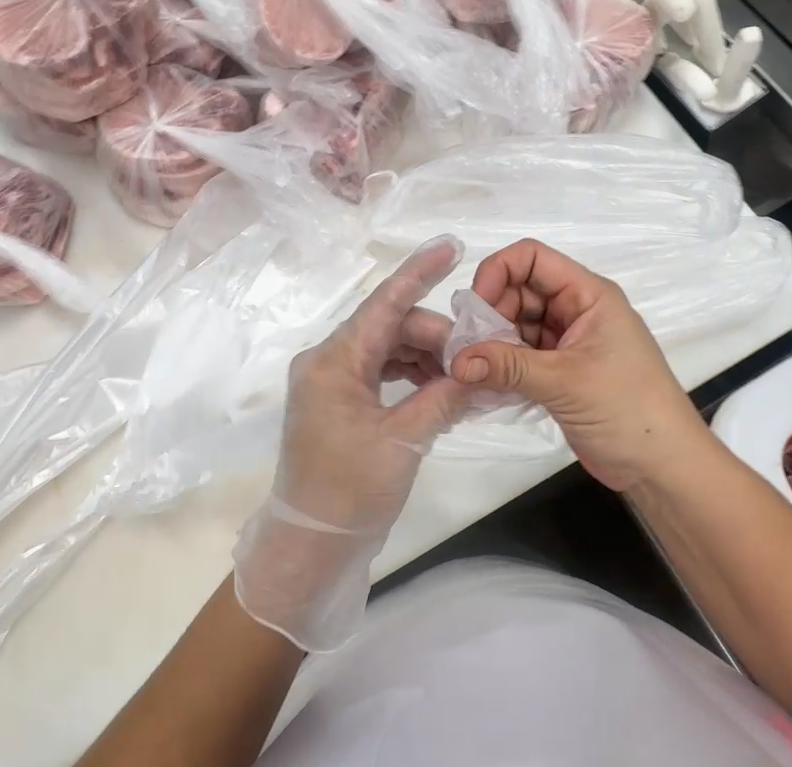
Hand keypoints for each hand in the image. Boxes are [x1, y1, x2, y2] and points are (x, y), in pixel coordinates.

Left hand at [232, 235, 470, 651]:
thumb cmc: (350, 491)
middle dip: (439, 337)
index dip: (419, 273)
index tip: (452, 246)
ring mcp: (331, 383)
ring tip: (468, 379)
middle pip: (392, 329)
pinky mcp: (339, 403)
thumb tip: (480, 370)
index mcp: (334, 362)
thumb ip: (444, 396)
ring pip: (389, 351)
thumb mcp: (404, 440)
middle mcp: (327, 362)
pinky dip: (413, 378)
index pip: (384, 304)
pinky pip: (382, 373)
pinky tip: (444, 392)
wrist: (310, 544)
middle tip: (481, 357)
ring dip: (428, 359)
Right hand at [450, 239, 706, 490]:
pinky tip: (481, 383)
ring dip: (492, 342)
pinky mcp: (560, 372)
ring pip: (517, 324)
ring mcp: (568, 342)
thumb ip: (508, 367)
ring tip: (468, 369)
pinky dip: (501, 365)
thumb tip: (456, 360)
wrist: (663, 466)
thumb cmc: (628, 410)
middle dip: (490, 313)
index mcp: (588, 295)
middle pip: (519, 290)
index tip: (474, 309)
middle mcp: (577, 310)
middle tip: (465, 348)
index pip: (532, 258)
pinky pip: (521, 355)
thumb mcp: (565, 383)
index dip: (498, 272)